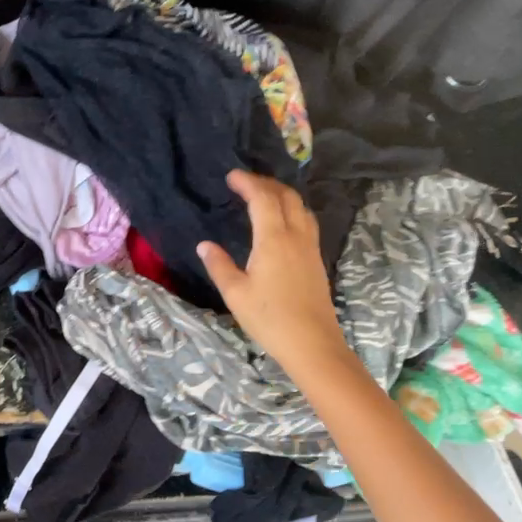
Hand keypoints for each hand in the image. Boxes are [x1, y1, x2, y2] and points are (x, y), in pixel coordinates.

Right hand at [197, 170, 349, 374]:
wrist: (313, 344)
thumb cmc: (270, 318)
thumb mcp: (235, 293)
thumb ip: (219, 265)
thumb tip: (205, 245)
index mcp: (274, 240)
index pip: (263, 199)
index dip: (248, 183)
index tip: (231, 176)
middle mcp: (296, 237)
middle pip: (286, 197)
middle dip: (266, 184)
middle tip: (245, 182)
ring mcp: (310, 248)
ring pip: (301, 208)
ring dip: (282, 195)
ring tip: (263, 196)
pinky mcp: (316, 261)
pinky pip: (306, 222)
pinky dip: (292, 210)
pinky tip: (281, 222)